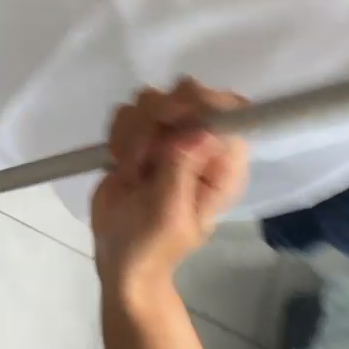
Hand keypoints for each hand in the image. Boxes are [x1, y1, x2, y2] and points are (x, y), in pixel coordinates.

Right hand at [91, 78, 247, 291]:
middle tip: (147, 156)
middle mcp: (200, 142)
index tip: (173, 116)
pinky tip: (122, 166)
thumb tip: (204, 131)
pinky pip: (126, 111)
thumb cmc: (153, 244)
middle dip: (158, 119)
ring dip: (134, 135)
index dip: (204, 101)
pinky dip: (118, 136)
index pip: (231, 110)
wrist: (120, 256)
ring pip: (151, 99)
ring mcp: (169, 135)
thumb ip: (182, 170)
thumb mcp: (168, 214)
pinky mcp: (140, 133)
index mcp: (222, 163)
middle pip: (186, 92)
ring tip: (134, 173)